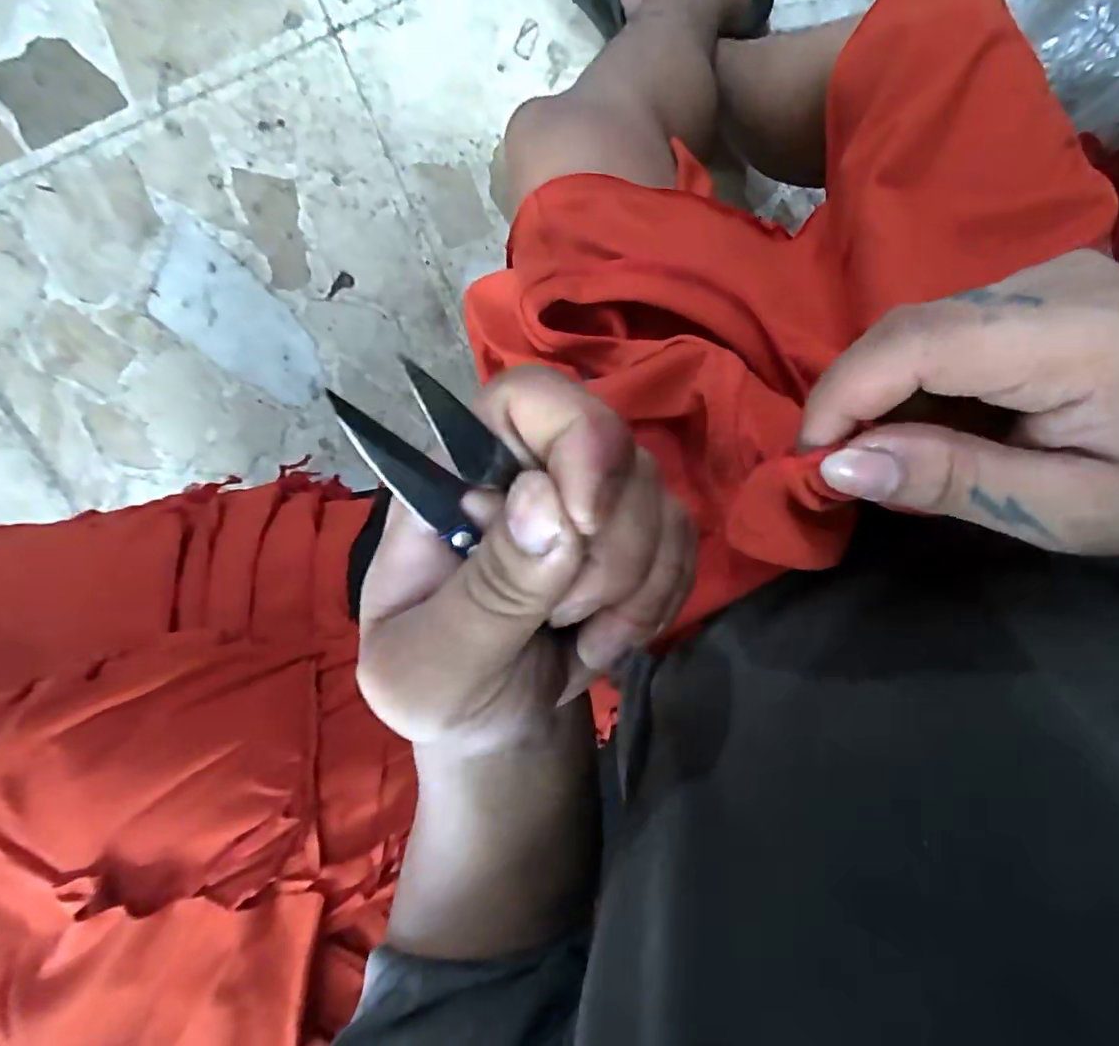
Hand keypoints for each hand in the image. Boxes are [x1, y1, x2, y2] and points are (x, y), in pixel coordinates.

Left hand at [356, 366, 697, 755]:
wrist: (497, 720)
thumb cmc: (442, 688)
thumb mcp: (433, 663)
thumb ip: (488, 589)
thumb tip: (548, 500)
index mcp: (461, 476)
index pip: (527, 397)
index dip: (575, 438)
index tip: (586, 522)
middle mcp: (533, 467)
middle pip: (614, 450)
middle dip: (606, 556)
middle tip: (559, 621)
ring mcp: (592, 498)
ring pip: (660, 499)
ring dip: (631, 589)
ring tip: (577, 639)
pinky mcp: (638, 534)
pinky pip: (684, 541)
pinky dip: (657, 601)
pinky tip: (608, 637)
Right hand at [801, 250, 1118, 554]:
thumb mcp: (1055, 514)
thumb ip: (949, 480)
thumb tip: (837, 465)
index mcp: (1087, 335)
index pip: (924, 340)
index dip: (846, 392)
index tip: (810, 456)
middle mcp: (1063, 279)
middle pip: (911, 327)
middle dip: (854, 397)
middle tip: (837, 465)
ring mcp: (1049, 272)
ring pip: (915, 326)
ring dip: (879, 391)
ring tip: (884, 452)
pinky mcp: (1033, 284)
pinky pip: (938, 328)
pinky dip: (909, 380)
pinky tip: (925, 423)